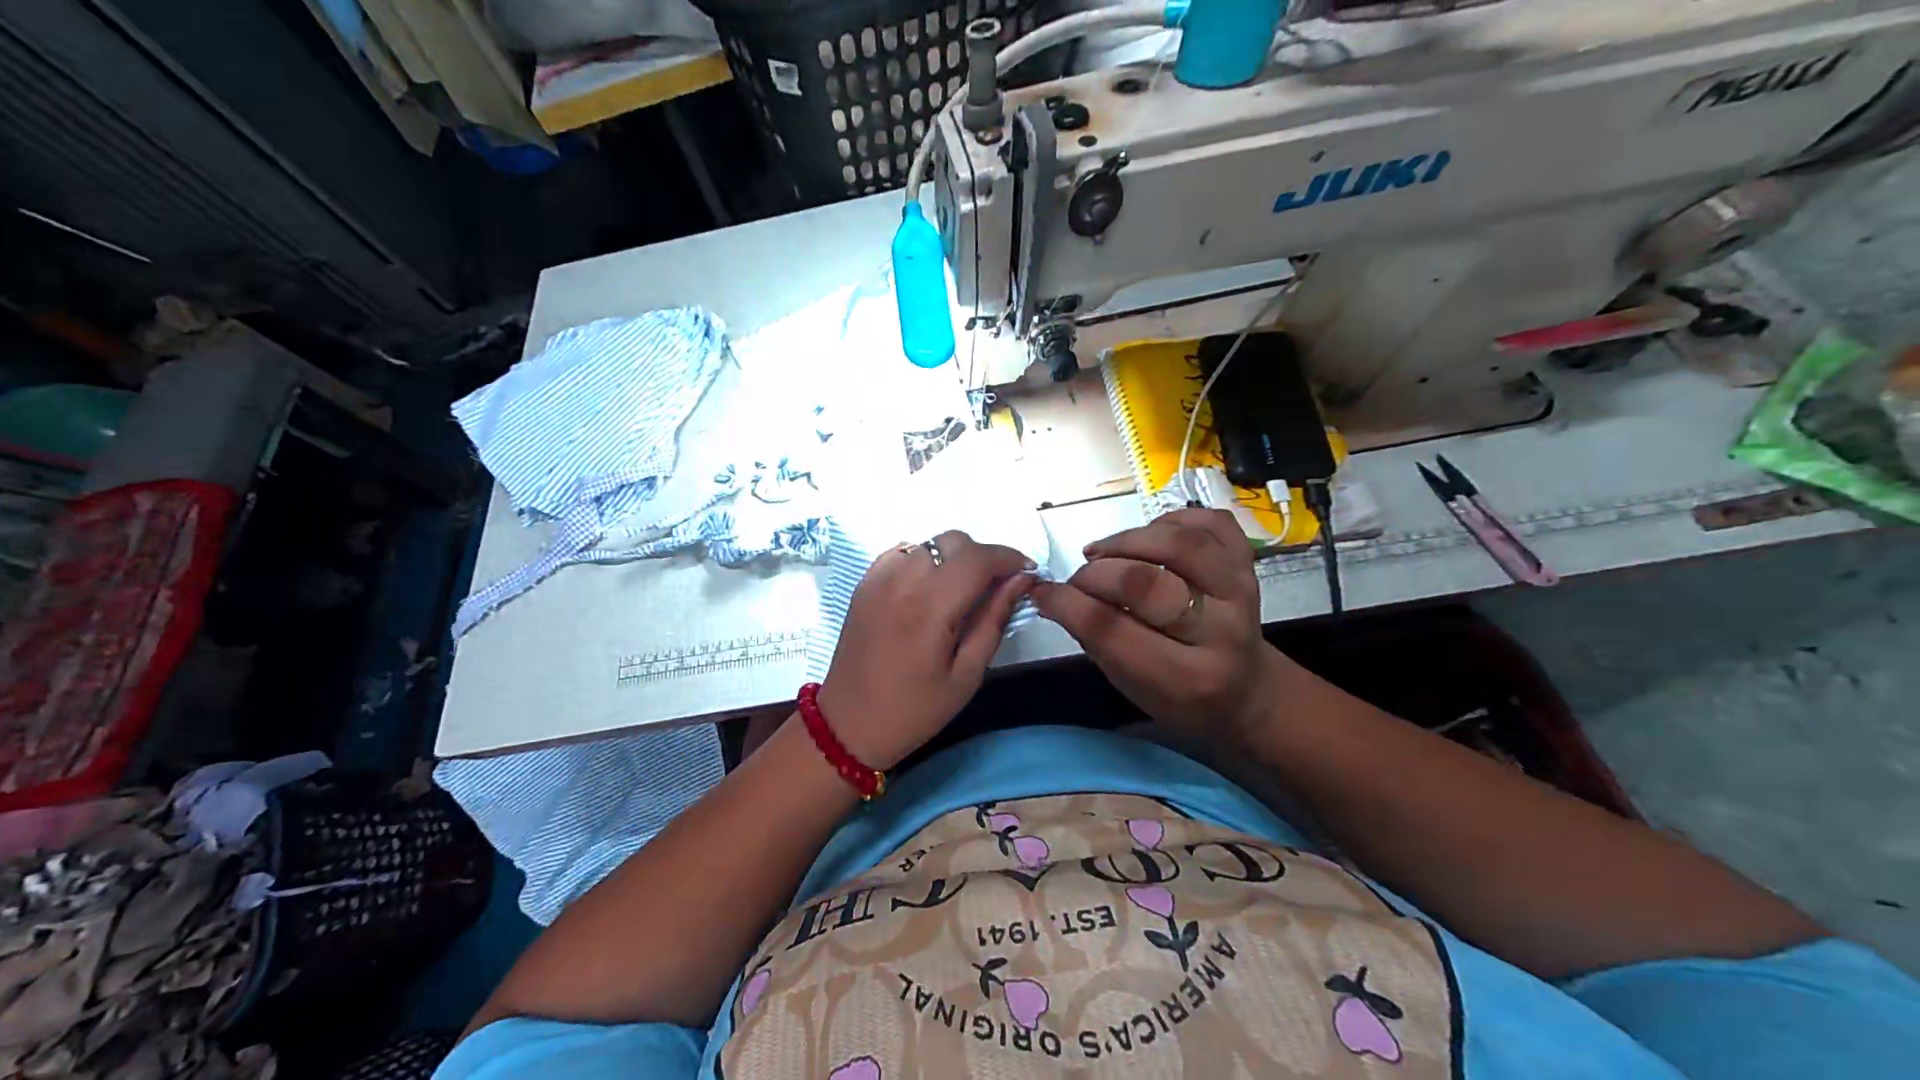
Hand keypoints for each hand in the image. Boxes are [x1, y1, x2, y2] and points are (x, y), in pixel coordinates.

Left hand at [816, 531, 1035, 768]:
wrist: (849, 724)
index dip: (1009, 558)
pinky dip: (924, 560)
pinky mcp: (864, 583)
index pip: (978, 558)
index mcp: (929, 607)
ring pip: (928, 543)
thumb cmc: (915, 710)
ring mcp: (878, 578)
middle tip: (996, 587)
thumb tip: (1021, 580)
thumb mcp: (967, 674)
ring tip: (962, 590)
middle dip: (983, 556)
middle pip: (953, 541)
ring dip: (954, 557)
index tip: (1027, 573)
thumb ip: (994, 620)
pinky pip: (902, 553)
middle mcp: (901, 581)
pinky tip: (930, 589)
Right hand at [1031, 508, 1281, 738]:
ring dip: (1129, 540)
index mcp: (1185, 678)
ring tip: (1104, 551)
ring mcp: (1242, 591)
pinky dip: (1172, 521)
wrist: (1246, 690)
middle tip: (1079, 578)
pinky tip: (1148, 537)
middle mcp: (1221, 632)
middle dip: (1097, 574)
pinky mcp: (1248, 564)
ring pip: (1181, 543)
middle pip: (1147, 584)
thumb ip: (1093, 637)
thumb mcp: (1129, 683)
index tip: (1043, 591)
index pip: (1113, 630)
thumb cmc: (1177, 694)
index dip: (1068, 604)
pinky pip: (1210, 523)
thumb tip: (1051, 593)